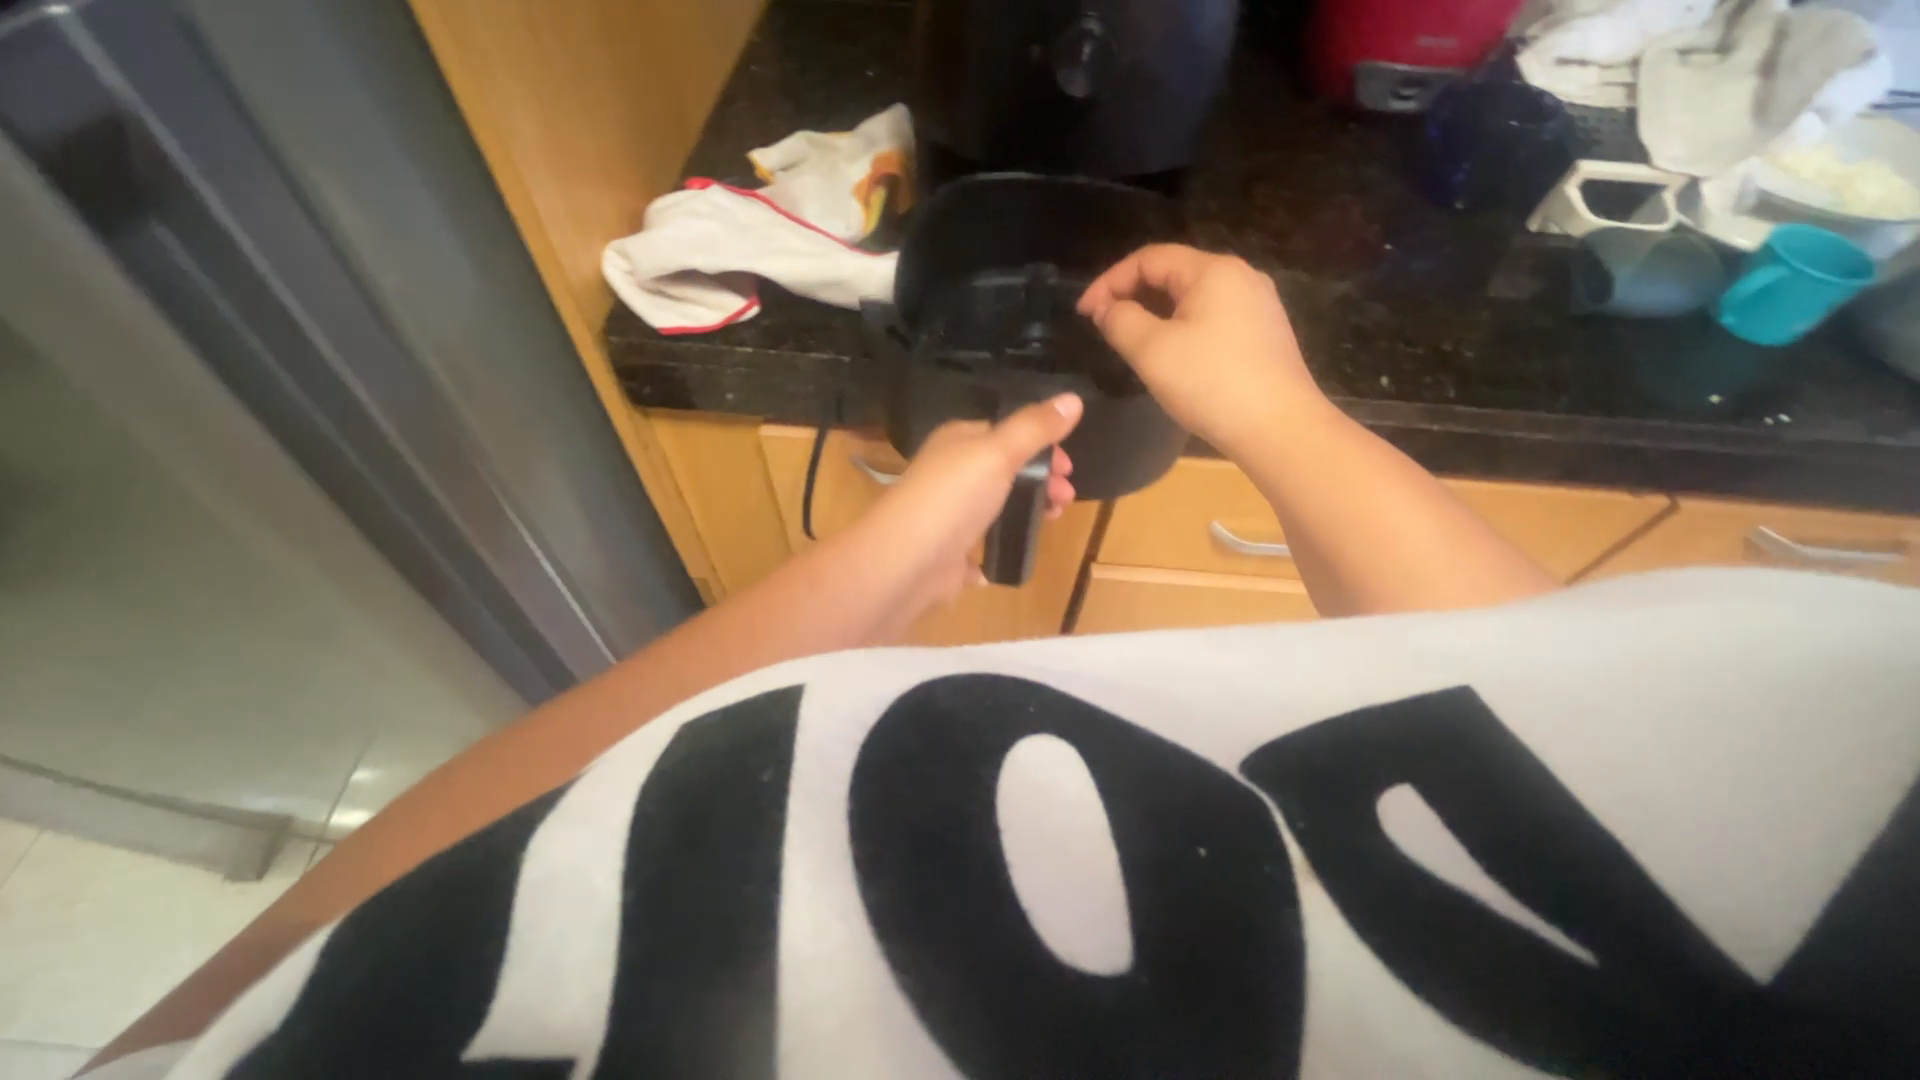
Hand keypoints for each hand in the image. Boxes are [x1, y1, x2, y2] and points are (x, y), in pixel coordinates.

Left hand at [849, 394, 1082, 618]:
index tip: (1068, 466)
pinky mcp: (949, 551)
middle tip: (1065, 497)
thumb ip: (1034, 428)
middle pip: (1004, 470)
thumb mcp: (998, 452)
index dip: (1040, 444)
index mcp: (958, 442)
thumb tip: (1073, 398)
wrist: (906, 560)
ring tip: (1052, 520)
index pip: (1004, 433)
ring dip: (1027, 510)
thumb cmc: (953, 497)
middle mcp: (950, 473)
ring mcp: (948, 514)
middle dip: (1040, 480)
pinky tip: (1014, 552)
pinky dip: (998, 548)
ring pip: (996, 506)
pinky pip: (980, 546)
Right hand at [1078, 244, 1329, 454]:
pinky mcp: (1265, 335)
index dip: (1109, 282)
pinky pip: (1213, 319)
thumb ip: (1121, 321)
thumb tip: (1107, 309)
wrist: (1279, 429)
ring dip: (1156, 314)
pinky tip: (1173, 358)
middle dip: (1133, 296)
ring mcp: (1258, 306)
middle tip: (1104, 327)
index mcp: (1213, 271)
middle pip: (1174, 274)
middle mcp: (1241, 277)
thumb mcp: (1152, 351)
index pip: (1149, 258)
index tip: (1084, 314)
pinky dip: (1183, 329)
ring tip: (1132, 344)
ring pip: (1193, 299)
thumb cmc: (1211, 384)